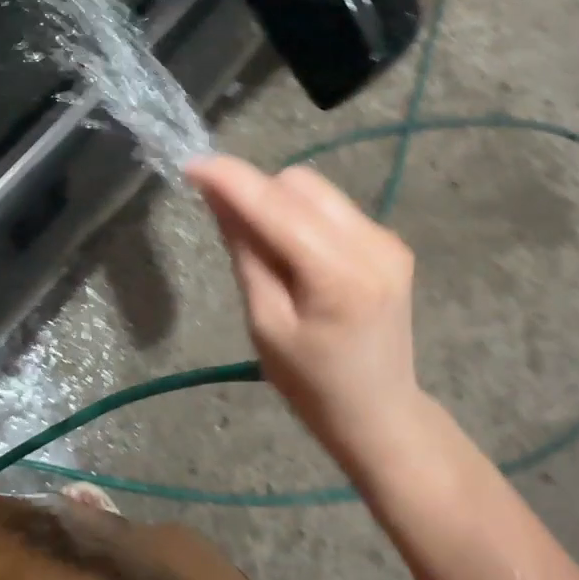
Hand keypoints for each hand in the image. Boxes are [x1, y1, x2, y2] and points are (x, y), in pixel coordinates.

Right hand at [185, 157, 424, 457]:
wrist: (380, 414)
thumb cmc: (310, 381)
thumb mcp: (264, 321)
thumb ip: (244, 250)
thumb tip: (216, 195)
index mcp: (339, 274)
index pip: (275, 206)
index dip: (230, 179)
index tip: (190, 164)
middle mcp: (372, 245)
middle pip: (298, 184)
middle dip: (255, 191)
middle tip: (225, 222)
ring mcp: (387, 240)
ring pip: (314, 188)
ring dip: (277, 201)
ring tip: (263, 245)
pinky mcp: (389, 241)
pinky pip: (330, 206)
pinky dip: (300, 214)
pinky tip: (292, 251)